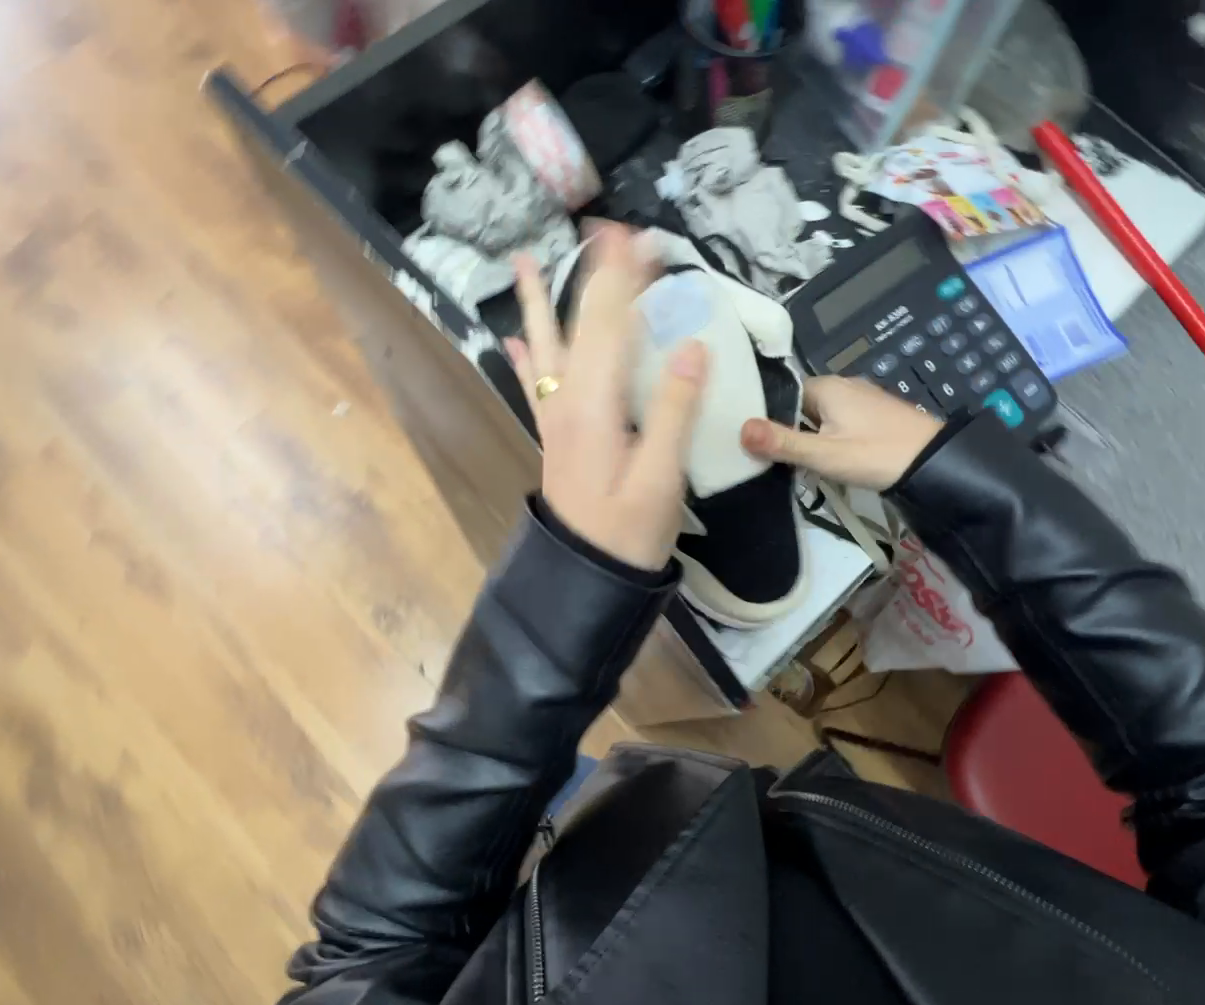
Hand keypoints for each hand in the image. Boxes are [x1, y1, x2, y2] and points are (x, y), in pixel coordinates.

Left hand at [507, 227, 707, 571]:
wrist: (583, 575)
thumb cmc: (628, 531)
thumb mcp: (661, 477)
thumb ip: (676, 410)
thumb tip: (692, 345)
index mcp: (595, 404)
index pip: (610, 324)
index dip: (624, 277)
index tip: (639, 235)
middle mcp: (566, 401)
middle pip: (577, 325)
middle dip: (592, 276)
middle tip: (602, 230)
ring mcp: (554, 417)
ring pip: (542, 347)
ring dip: (536, 304)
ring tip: (523, 264)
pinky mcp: (554, 435)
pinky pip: (533, 384)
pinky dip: (524, 357)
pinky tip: (512, 341)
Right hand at [739, 376, 943, 490]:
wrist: (935, 465)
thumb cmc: (876, 454)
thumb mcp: (824, 454)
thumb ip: (782, 442)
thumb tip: (739, 429)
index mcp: (826, 386)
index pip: (781, 393)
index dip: (763, 414)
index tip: (745, 438)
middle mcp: (842, 386)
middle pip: (798, 405)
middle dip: (782, 429)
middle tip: (760, 457)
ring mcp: (860, 402)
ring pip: (817, 417)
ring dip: (804, 438)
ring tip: (782, 463)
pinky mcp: (872, 418)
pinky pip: (836, 424)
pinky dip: (823, 440)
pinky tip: (818, 461)